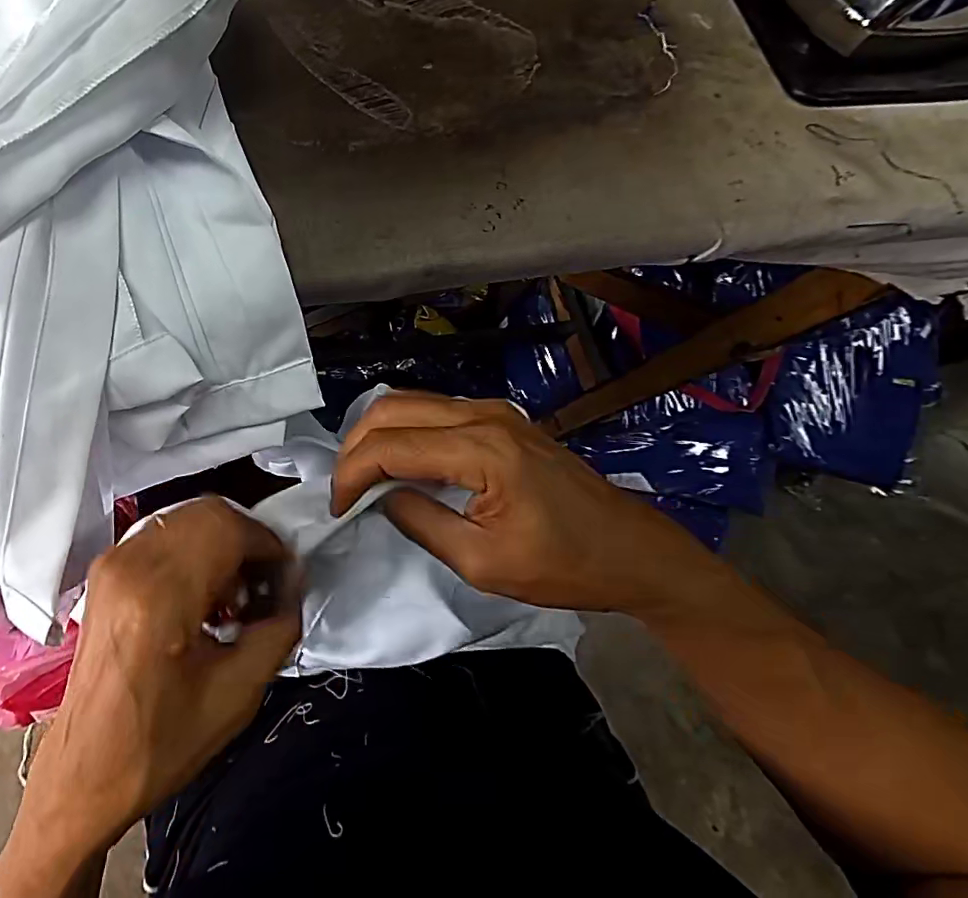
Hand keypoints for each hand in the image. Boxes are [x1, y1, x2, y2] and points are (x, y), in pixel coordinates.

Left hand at [0, 497, 300, 897]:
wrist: (81, 779)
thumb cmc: (160, 744)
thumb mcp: (240, 692)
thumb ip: (280, 627)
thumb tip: (292, 584)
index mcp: (160, 595)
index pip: (231, 529)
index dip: (270, 547)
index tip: (285, 581)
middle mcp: (130, 566)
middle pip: (210, 513)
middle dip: (249, 541)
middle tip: (264, 585)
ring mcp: (111, 565)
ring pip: (189, 519)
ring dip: (224, 544)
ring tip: (235, 595)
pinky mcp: (105, 574)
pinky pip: (166, 535)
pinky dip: (198, 549)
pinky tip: (205, 596)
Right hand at [330, 391, 730, 616]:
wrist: (629, 549)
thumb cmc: (563, 565)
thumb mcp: (482, 561)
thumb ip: (422, 522)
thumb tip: (383, 497)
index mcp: (479, 448)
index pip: (390, 443)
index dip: (352, 474)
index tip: (338, 508)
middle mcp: (484, 414)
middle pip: (394, 406)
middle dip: (357, 445)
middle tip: (346, 490)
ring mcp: (498, 411)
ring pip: (415, 402)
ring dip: (381, 434)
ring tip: (366, 480)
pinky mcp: (506, 420)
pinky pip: (440, 411)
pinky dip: (410, 432)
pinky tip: (404, 464)